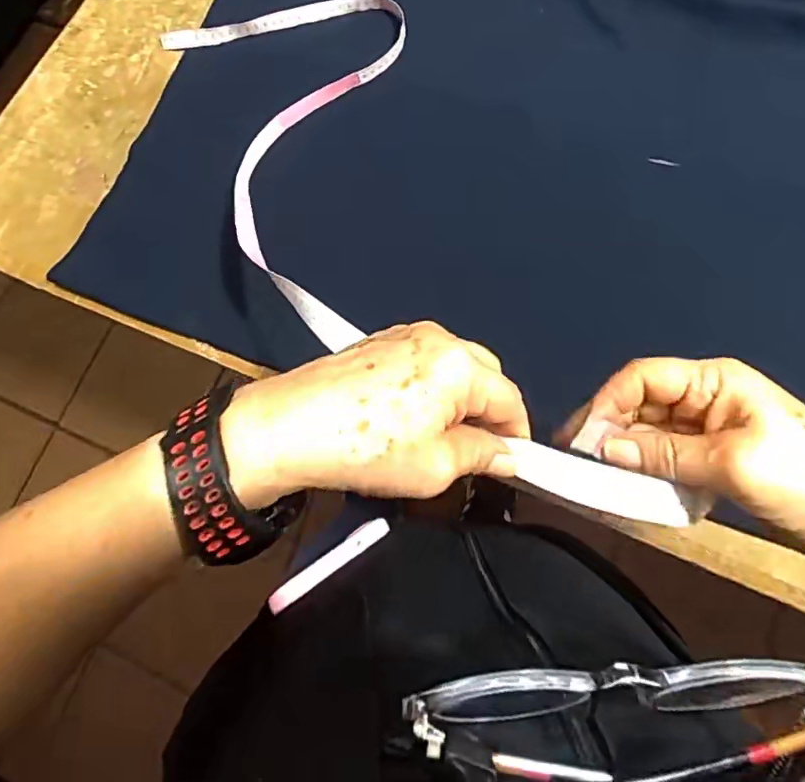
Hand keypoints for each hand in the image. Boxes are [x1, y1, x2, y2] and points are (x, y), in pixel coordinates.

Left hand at [217, 322, 531, 506]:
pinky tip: (405, 423)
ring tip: (432, 442)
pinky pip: (419, 364)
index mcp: (455, 363)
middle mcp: (430, 339)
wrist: (289, 428)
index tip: (511, 459)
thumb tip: (501, 453)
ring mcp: (399, 337)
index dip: (515, 434)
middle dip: (485, 414)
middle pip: (483, 376)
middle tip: (474, 455)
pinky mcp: (375, 345)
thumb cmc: (354, 444)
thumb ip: (482, 455)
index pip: (509, 398)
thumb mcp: (436, 467)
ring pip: (450, 369)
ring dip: (453, 402)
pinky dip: (425, 391)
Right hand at [565, 357, 804, 582]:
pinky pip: (667, 457)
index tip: (584, 438)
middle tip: (582, 460)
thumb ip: (665, 453)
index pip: (642, 378)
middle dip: (611, 429)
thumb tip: (605, 448)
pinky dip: (649, 471)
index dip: (607, 402)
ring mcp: (711, 429)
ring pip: (649, 432)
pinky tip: (638, 489)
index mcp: (716, 381)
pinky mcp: (715, 458)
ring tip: (605, 479)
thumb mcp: (735, 465)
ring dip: (628, 454)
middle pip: (640, 404)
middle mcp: (708, 398)